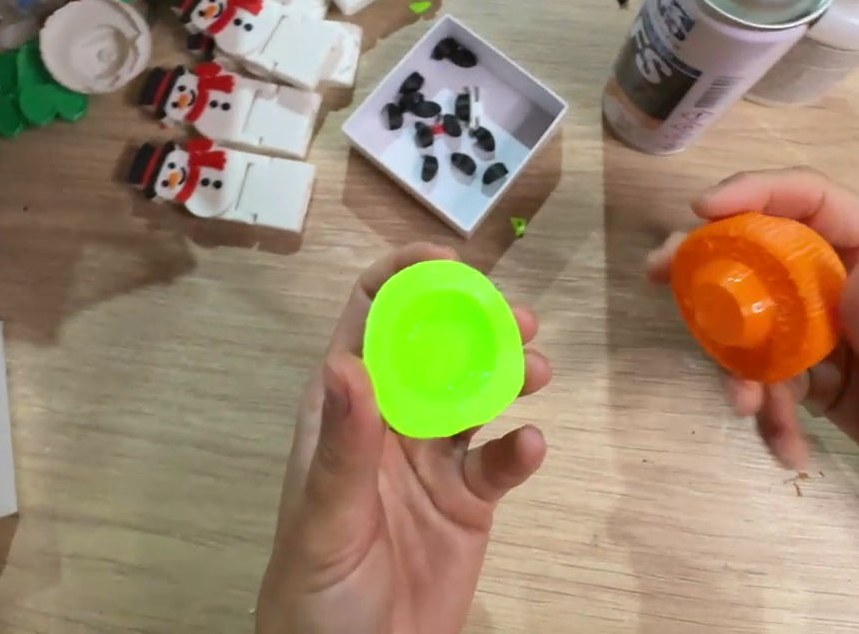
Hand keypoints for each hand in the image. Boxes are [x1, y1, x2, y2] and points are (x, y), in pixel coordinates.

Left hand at [256, 244, 552, 633]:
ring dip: (509, 370)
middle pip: (437, 343)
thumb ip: (343, 447)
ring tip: (539, 367)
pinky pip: (500, 460)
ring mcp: (434, 454)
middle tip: (516, 317)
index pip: (370, 316)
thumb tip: (344, 362)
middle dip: (476, 319)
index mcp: (346, 406)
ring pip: (478, 389)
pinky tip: (531, 448)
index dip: (403, 278)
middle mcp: (393, 417)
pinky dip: (519, 450)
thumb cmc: (318, 596)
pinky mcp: (470, 497)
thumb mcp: (324, 521)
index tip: (446, 262)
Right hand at [648, 170, 858, 519]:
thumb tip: (855, 274)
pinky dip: (767, 411)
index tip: (702, 210)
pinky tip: (788, 447)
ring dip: (737, 362)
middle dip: (709, 264)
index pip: (810, 202)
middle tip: (661, 277)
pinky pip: (770, 380)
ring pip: (755, 322)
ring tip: (746, 407)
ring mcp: (825, 331)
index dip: (755, 192)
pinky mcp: (816, 379)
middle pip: (762, 253)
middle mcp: (842, 282)